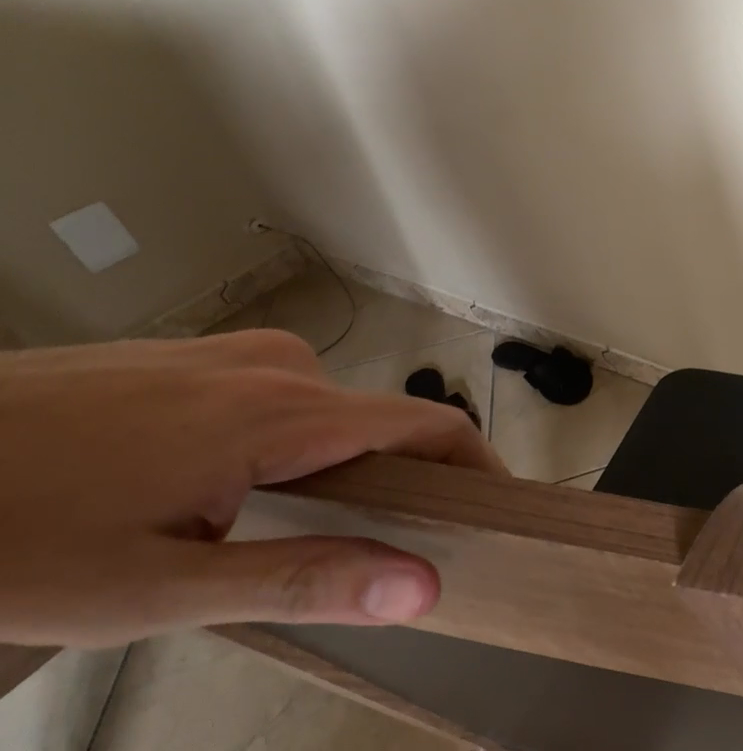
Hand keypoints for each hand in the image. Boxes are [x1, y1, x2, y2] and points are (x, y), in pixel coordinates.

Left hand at [0, 330, 506, 646]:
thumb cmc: (11, 533)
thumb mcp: (152, 588)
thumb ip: (301, 580)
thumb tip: (423, 587)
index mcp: (284, 411)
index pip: (430, 426)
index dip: (478, 468)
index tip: (496, 514)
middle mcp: (276, 364)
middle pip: (375, 423)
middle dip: (386, 485)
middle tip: (355, 555)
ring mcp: (230, 351)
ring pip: (322, 412)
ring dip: (323, 467)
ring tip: (256, 531)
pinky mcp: (189, 353)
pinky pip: (272, 396)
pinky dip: (277, 443)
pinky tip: (199, 488)